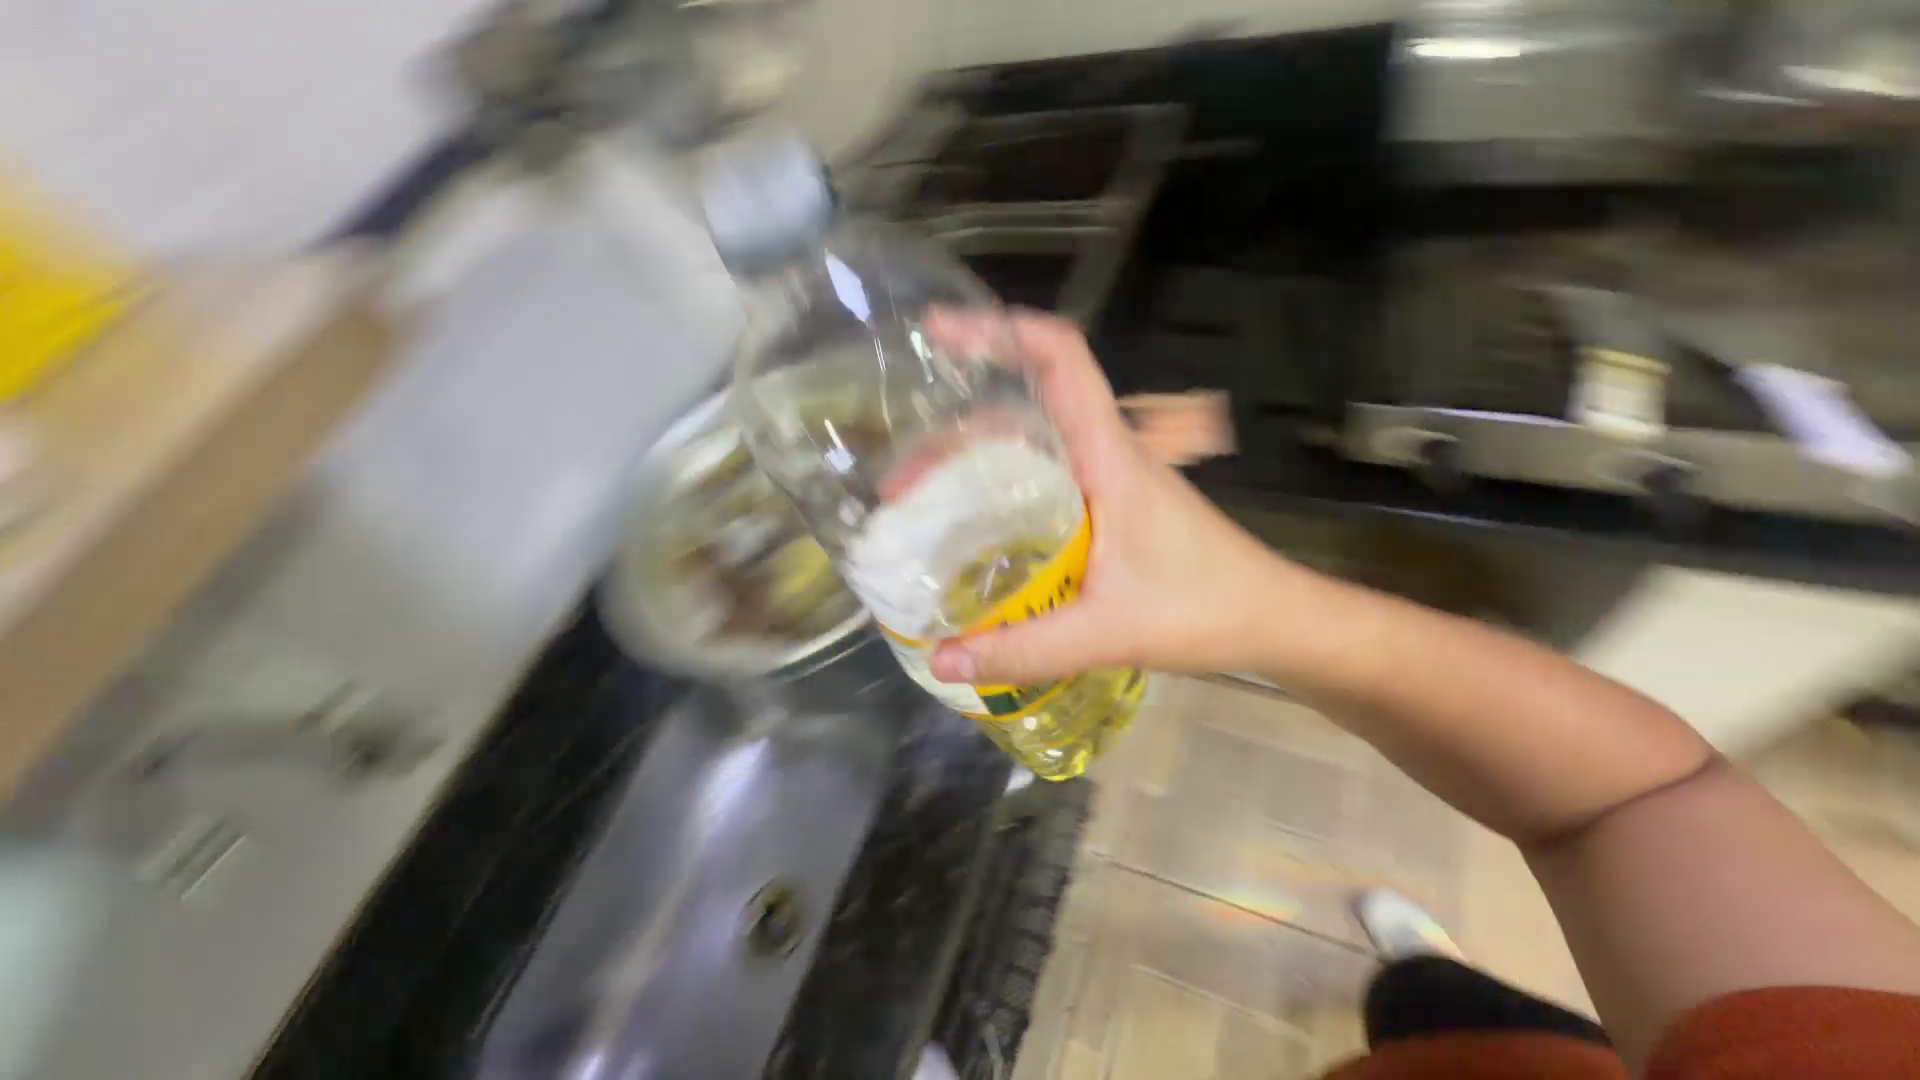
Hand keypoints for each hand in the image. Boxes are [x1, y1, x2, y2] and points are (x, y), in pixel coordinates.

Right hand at [923, 310, 1310, 685]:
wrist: (1271, 619)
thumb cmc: (1204, 610)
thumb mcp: (1109, 632)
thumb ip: (1026, 650)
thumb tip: (940, 662)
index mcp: (1110, 455)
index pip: (1063, 359)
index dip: (1003, 330)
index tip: (941, 332)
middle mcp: (1107, 453)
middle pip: (1023, 411)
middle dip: (955, 432)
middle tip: (901, 483)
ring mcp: (1110, 478)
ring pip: (1030, 448)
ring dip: (973, 465)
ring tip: (922, 508)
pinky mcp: (1111, 506)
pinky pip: (1044, 481)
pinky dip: (1000, 492)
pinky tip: (975, 533)